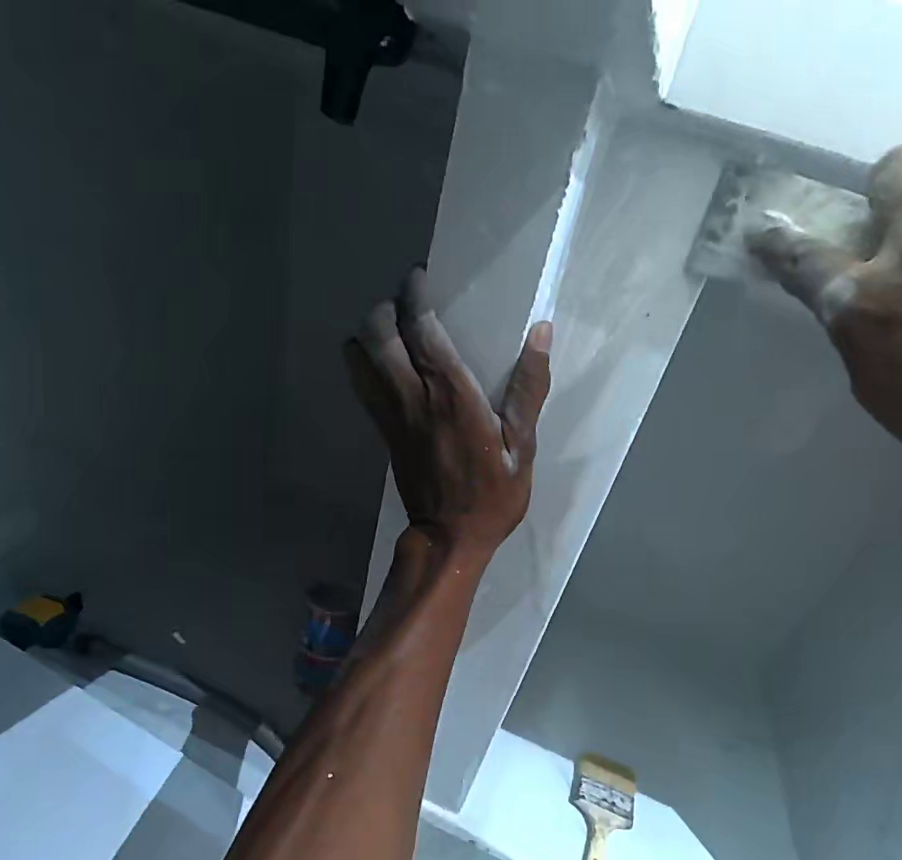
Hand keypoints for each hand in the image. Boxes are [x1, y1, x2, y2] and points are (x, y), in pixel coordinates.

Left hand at [345, 269, 551, 561]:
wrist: (450, 538)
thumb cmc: (493, 495)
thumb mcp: (523, 446)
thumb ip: (529, 388)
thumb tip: (540, 333)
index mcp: (451, 395)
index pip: (421, 329)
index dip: (415, 296)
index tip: (421, 278)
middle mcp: (413, 397)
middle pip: (378, 335)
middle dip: (385, 308)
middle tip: (405, 302)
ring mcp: (391, 416)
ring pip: (360, 359)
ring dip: (368, 335)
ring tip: (391, 330)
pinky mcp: (383, 433)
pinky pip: (361, 388)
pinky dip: (362, 365)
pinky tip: (380, 363)